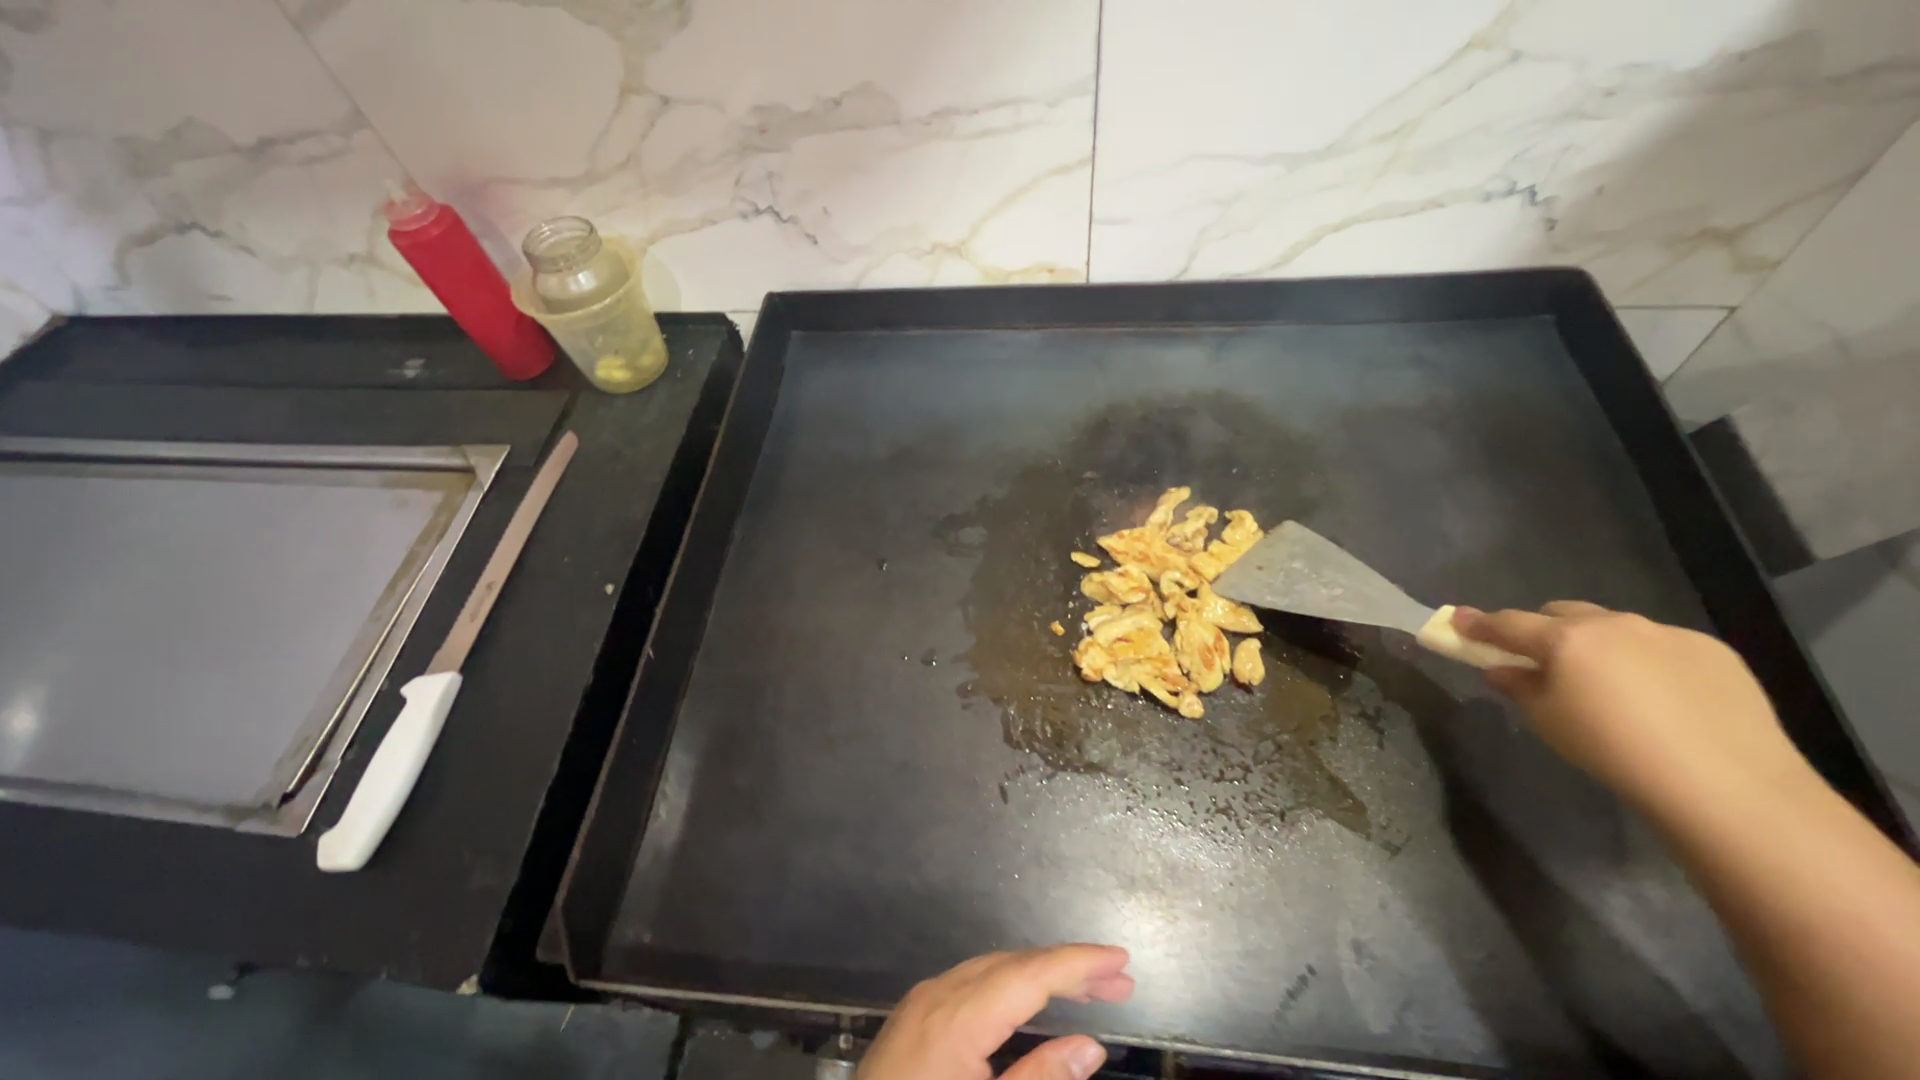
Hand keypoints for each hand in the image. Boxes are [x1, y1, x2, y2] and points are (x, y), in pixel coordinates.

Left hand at [857, 945, 1133, 1079]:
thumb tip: (1090, 1046)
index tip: (1121, 960)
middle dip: (1067, 968)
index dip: (1078, 963)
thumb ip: (1039, 1079)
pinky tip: (1030, 999)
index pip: (1029, 975)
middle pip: (1012, 965)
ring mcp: (920, 1003)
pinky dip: (1010, 984)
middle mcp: (937, 995)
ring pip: (992, 969)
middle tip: (1120, 982)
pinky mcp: (913, 1017)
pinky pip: (971, 982)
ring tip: (1089, 988)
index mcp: (955, 1018)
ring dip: (1041, 974)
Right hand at [1453, 602, 1810, 809]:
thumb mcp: (1548, 722)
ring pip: (1616, 629)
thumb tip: (1501, 669)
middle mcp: (1613, 623)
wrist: (1721, 779)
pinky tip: (1664, 702)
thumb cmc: (1611, 750)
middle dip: (1546, 631)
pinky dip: (1650, 663)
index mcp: (1565, 639)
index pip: (1508, 623)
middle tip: (1544, 662)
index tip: (1457, 620)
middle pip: (1563, 614)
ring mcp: (1667, 633)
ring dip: (1600, 647)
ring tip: (1613, 689)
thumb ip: (1519, 687)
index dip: (1478, 623)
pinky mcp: (1713, 650)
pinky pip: (1665, 647)